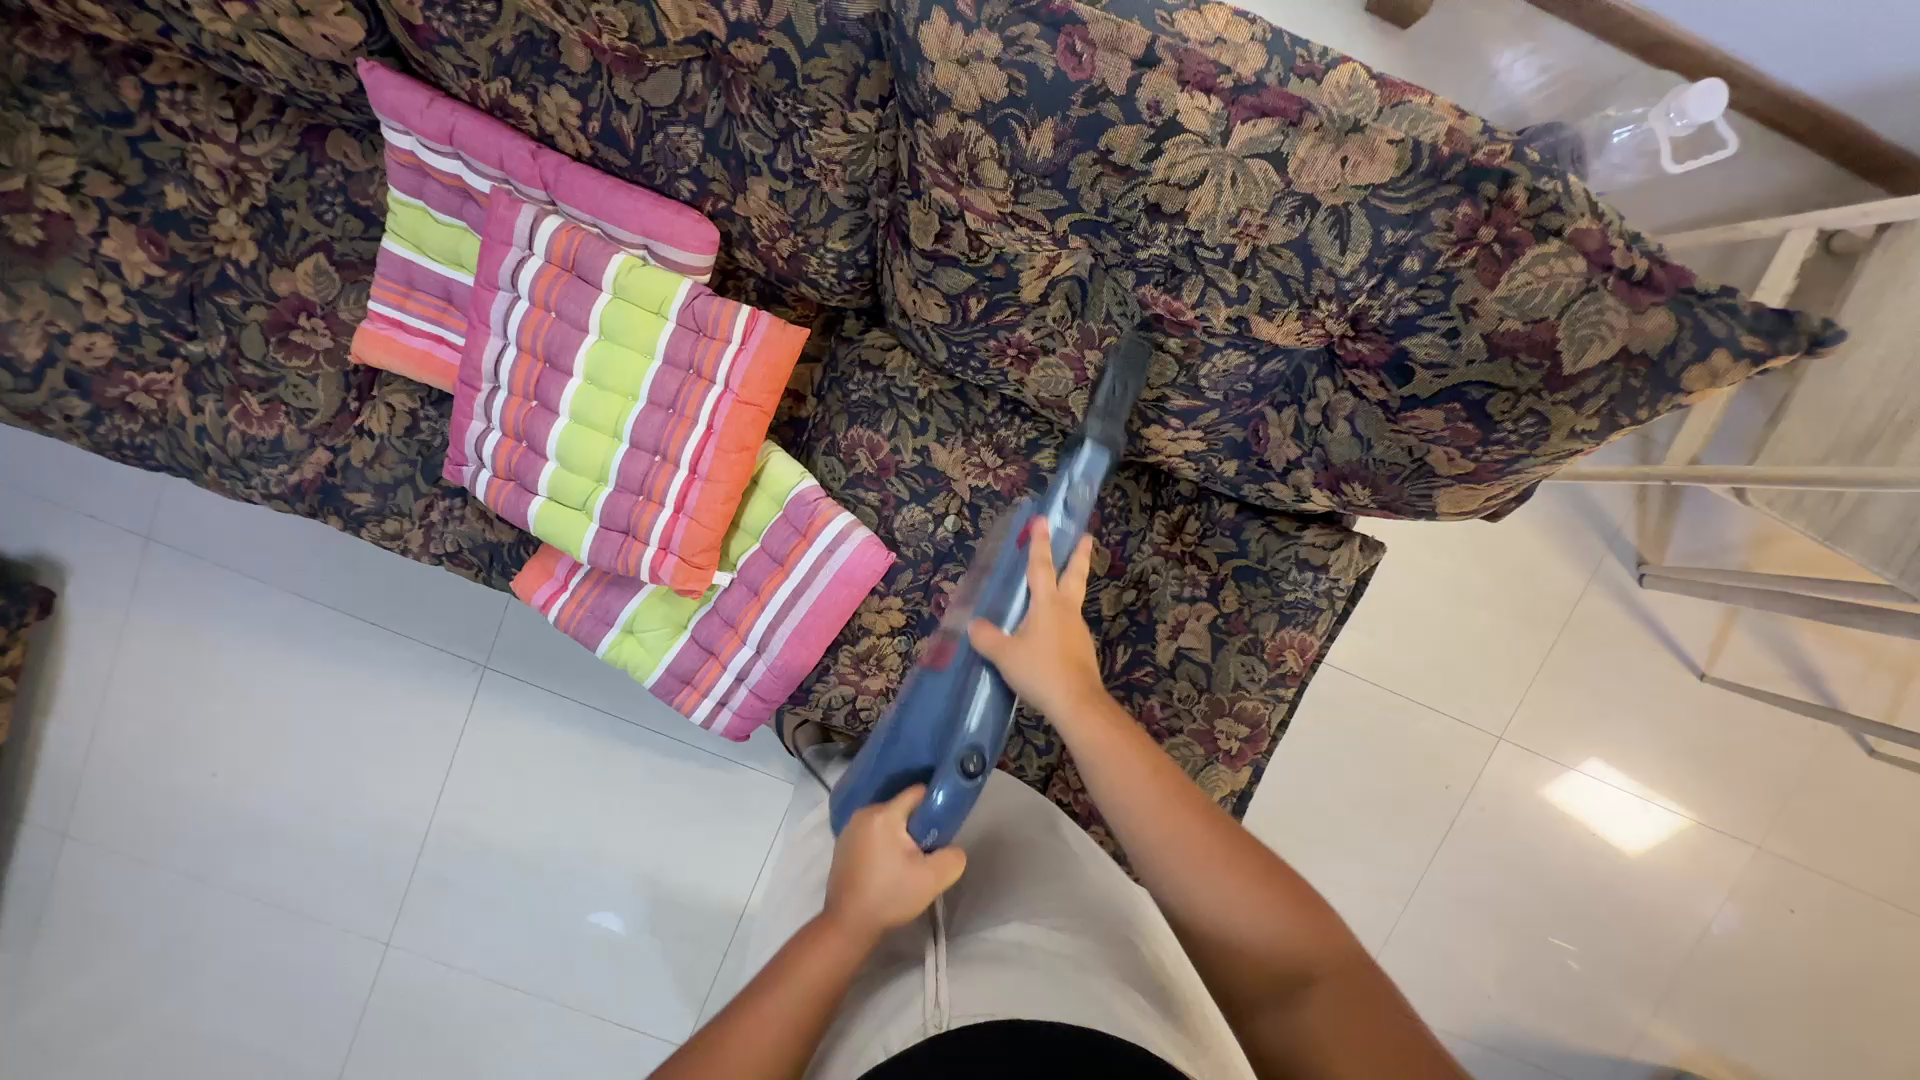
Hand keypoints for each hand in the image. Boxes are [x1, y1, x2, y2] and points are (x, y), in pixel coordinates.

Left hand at [824, 785, 966, 938]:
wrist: (848, 925)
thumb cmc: (890, 896)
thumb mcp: (933, 879)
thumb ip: (953, 856)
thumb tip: (952, 848)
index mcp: (884, 814)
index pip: (917, 793)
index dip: (935, 806)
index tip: (943, 829)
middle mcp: (863, 814)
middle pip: (901, 808)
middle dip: (917, 826)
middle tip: (926, 853)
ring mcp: (849, 829)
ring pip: (886, 822)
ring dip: (899, 837)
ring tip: (907, 865)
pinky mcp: (842, 845)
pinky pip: (871, 834)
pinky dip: (883, 845)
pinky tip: (886, 870)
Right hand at [967, 520, 1108, 725]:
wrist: (1078, 703)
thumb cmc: (1040, 671)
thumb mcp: (1004, 655)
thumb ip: (987, 638)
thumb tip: (974, 625)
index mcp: (1047, 604)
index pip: (1040, 566)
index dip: (1039, 543)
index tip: (1042, 520)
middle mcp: (1066, 611)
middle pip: (1074, 576)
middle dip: (1079, 556)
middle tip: (1087, 537)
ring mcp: (1078, 630)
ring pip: (1073, 601)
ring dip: (1070, 587)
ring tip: (1060, 586)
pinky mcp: (1082, 650)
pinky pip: (1069, 626)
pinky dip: (1062, 619)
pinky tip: (1051, 631)